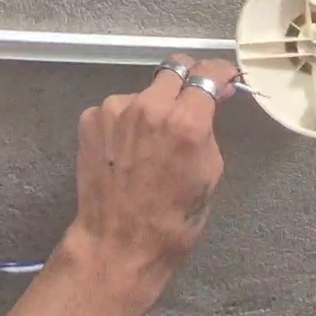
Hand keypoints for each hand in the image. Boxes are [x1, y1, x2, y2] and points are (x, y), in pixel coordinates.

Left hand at [0, 55, 238, 315]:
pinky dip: (126, 122)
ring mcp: (115, 109)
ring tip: (150, 142)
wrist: (117, 244)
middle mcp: (148, 105)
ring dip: (153, 106)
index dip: (220, 71)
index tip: (225, 75)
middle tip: (189, 101)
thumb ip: (210, 128)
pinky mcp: (91, 117)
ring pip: (144, 93)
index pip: (207, 75)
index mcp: (185, 122)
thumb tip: (214, 97)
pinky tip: (125, 150)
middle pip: (174, 71)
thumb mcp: (208, 173)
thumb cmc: (174, 219)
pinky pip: (118, 109)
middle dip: (186, 82)